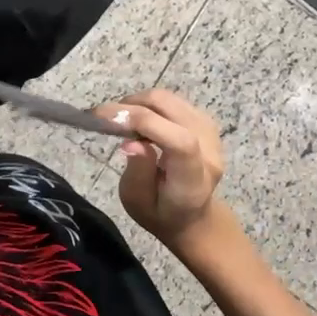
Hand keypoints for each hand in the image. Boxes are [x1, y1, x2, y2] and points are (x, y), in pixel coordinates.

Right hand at [98, 90, 228, 251]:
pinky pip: (173, 102)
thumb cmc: (160, 213)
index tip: (107, 119)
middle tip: (105, 118)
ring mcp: (210, 134)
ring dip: (139, 102)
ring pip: (169, 100)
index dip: (144, 122)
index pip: (179, 141)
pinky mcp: (205, 123)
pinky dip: (150, 104)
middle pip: (171, 109)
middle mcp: (209, 152)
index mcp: (192, 180)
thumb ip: (137, 173)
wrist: (194, 216)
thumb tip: (132, 143)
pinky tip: (140, 120)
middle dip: (132, 106)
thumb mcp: (137, 203)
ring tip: (122, 120)